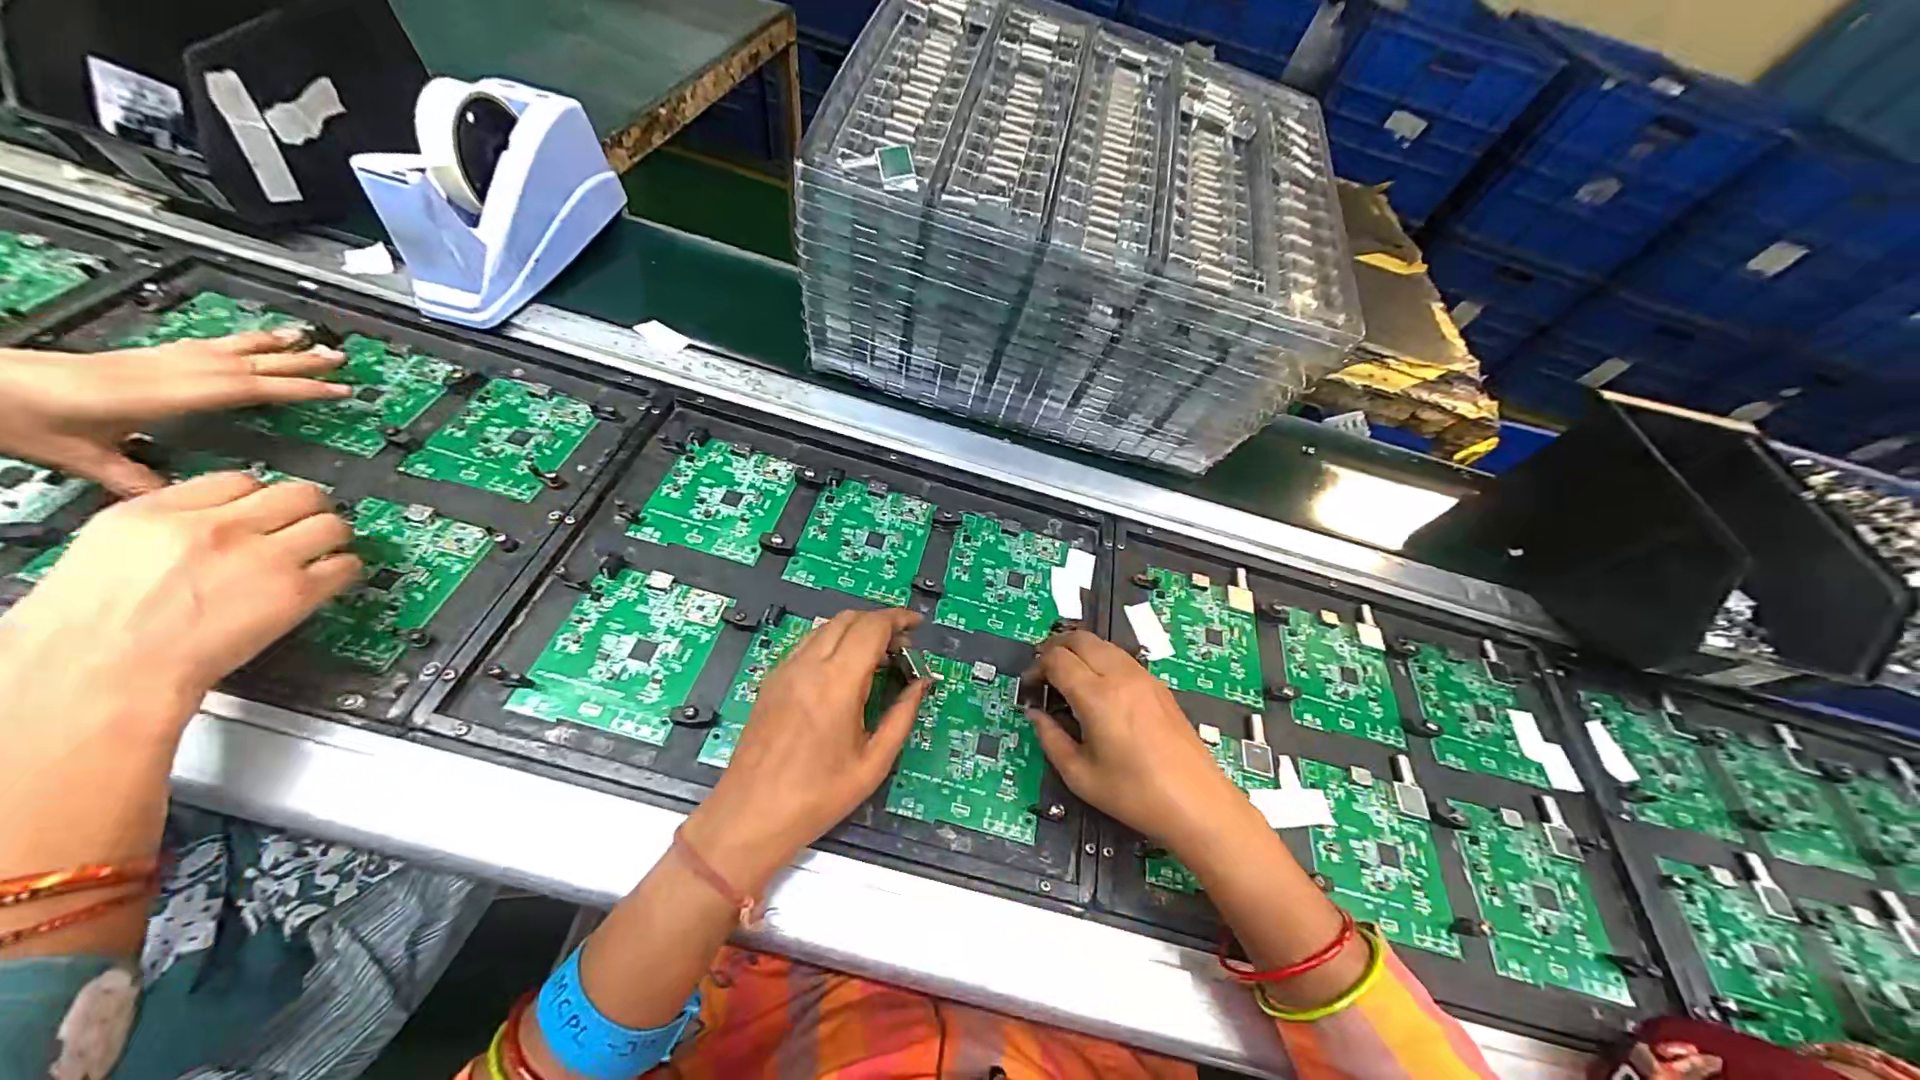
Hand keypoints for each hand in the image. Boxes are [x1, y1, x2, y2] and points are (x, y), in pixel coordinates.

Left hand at [0, 332, 348, 495]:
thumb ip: (135, 479)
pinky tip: (243, 343)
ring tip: (306, 339)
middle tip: (339, 357)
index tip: (339, 389)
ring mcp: (149, 361)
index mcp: (160, 394)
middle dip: (296, 360)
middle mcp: (162, 371)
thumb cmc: (16, 418)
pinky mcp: (135, 359)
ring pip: (224, 349)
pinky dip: (232, 343)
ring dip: (269, 344)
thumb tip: (180, 502)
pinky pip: (199, 347)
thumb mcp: (78, 458)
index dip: (297, 388)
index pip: (246, 387)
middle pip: (244, 361)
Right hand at [0, 471, 362, 724]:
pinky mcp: (296, 592)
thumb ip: (171, 525)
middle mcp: (217, 529)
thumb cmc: (91, 628)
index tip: (268, 510)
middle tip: (307, 526)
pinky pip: (347, 566)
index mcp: (159, 513)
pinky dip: (345, 572)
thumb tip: (220, 517)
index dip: (259, 497)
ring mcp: (263, 559)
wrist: (102, 673)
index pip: (240, 481)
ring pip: (332, 525)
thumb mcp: (111, 549)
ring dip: (333, 539)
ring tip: (322, 552)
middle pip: (299, 494)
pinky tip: (329, 580)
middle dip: (308, 510)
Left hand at [683, 608, 929, 891]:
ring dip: (854, 630)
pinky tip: (843, 671)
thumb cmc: (817, 796)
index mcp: (837, 684)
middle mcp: (808, 666)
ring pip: (825, 627)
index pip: (871, 628)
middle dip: (879, 621)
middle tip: (901, 645)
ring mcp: (785, 671)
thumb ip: (902, 716)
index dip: (898, 618)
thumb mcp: (873, 763)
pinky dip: (832, 642)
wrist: (751, 815)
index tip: (916, 624)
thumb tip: (921, 683)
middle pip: (848, 618)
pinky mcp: (771, 681)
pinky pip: (807, 645)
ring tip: (876, 657)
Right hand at [1026, 630, 1254, 854]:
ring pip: (1102, 643)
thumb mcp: (1080, 776)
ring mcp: (1144, 678)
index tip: (1031, 687)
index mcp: (1098, 697)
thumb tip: (1036, 716)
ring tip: (1068, 679)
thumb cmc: (1136, 795)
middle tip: (1044, 674)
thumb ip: (1050, 739)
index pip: (1057, 658)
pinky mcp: (1159, 687)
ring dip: (1079, 651)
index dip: (1036, 668)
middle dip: (1054, 649)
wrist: (1197, 804)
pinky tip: (1098, 688)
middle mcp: (1122, 677)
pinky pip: (1122, 657)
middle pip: (1079, 638)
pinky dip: (1101, 660)